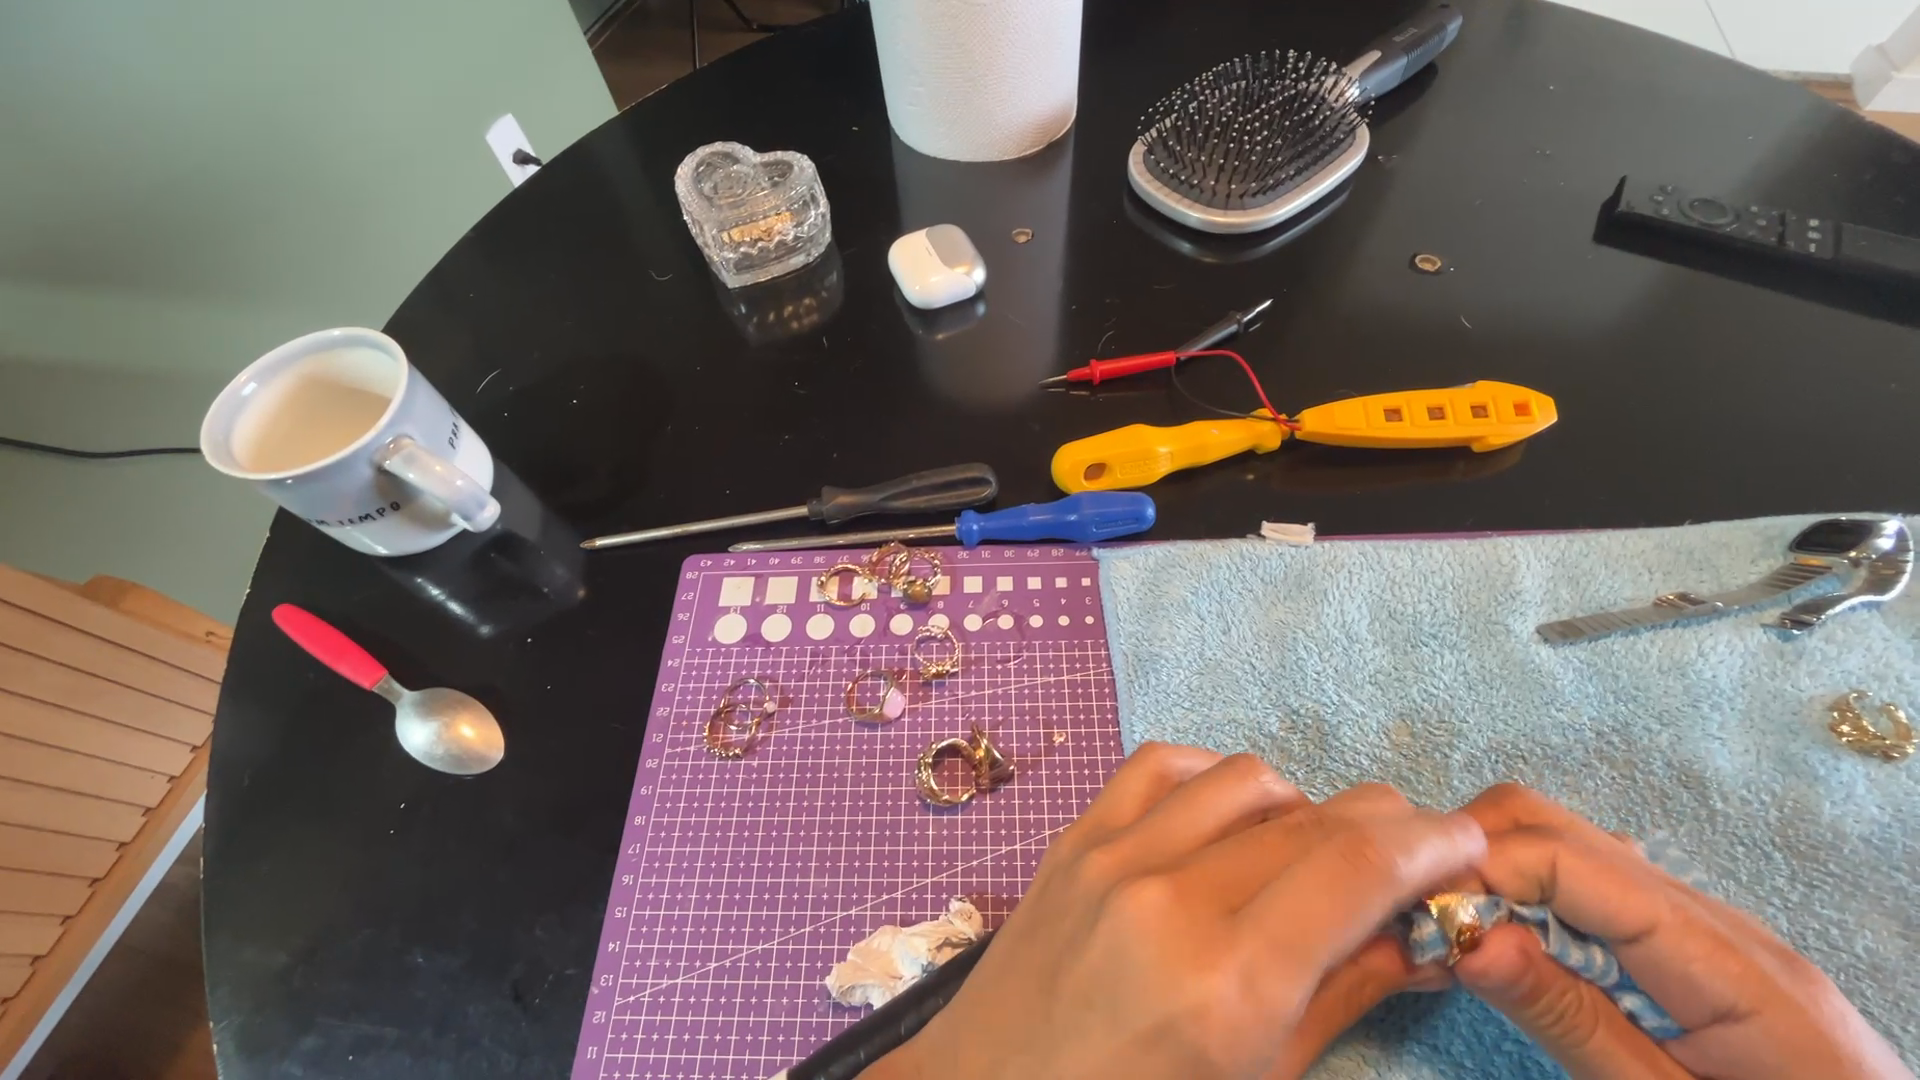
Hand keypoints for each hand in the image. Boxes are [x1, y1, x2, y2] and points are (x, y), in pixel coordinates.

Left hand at [871, 745, 1484, 1079]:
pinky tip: (1225, 811)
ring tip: (1302, 847)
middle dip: (1379, 825)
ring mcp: (1114, 854)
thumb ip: (1343, 995)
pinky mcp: (1075, 835)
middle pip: (1309, 820)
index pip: (1355, 870)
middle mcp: (1173, 898)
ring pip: (1243, 777)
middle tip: (1402, 851)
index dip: (1427, 844)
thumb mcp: (1258, 1078)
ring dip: (1297, 802)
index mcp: (1231, 983)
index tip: (1464, 840)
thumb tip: (1417, 931)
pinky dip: (1212, 775)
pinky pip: (1160, 764)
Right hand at [1452, 784, 1910, 1079]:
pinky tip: (1517, 940)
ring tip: (1464, 927)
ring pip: (1562, 835)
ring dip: (1494, 865)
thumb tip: (1467, 940)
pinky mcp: (1685, 934)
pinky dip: (1529, 887)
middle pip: (1553, 820)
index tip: (1424, 915)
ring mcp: (1698, 917)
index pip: (1565, 857)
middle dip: (1473, 849)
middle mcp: (1707, 912)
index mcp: (1720, 959)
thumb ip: (1569, 1020)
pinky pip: (1587, 876)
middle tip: (1431, 913)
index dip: (1480, 870)